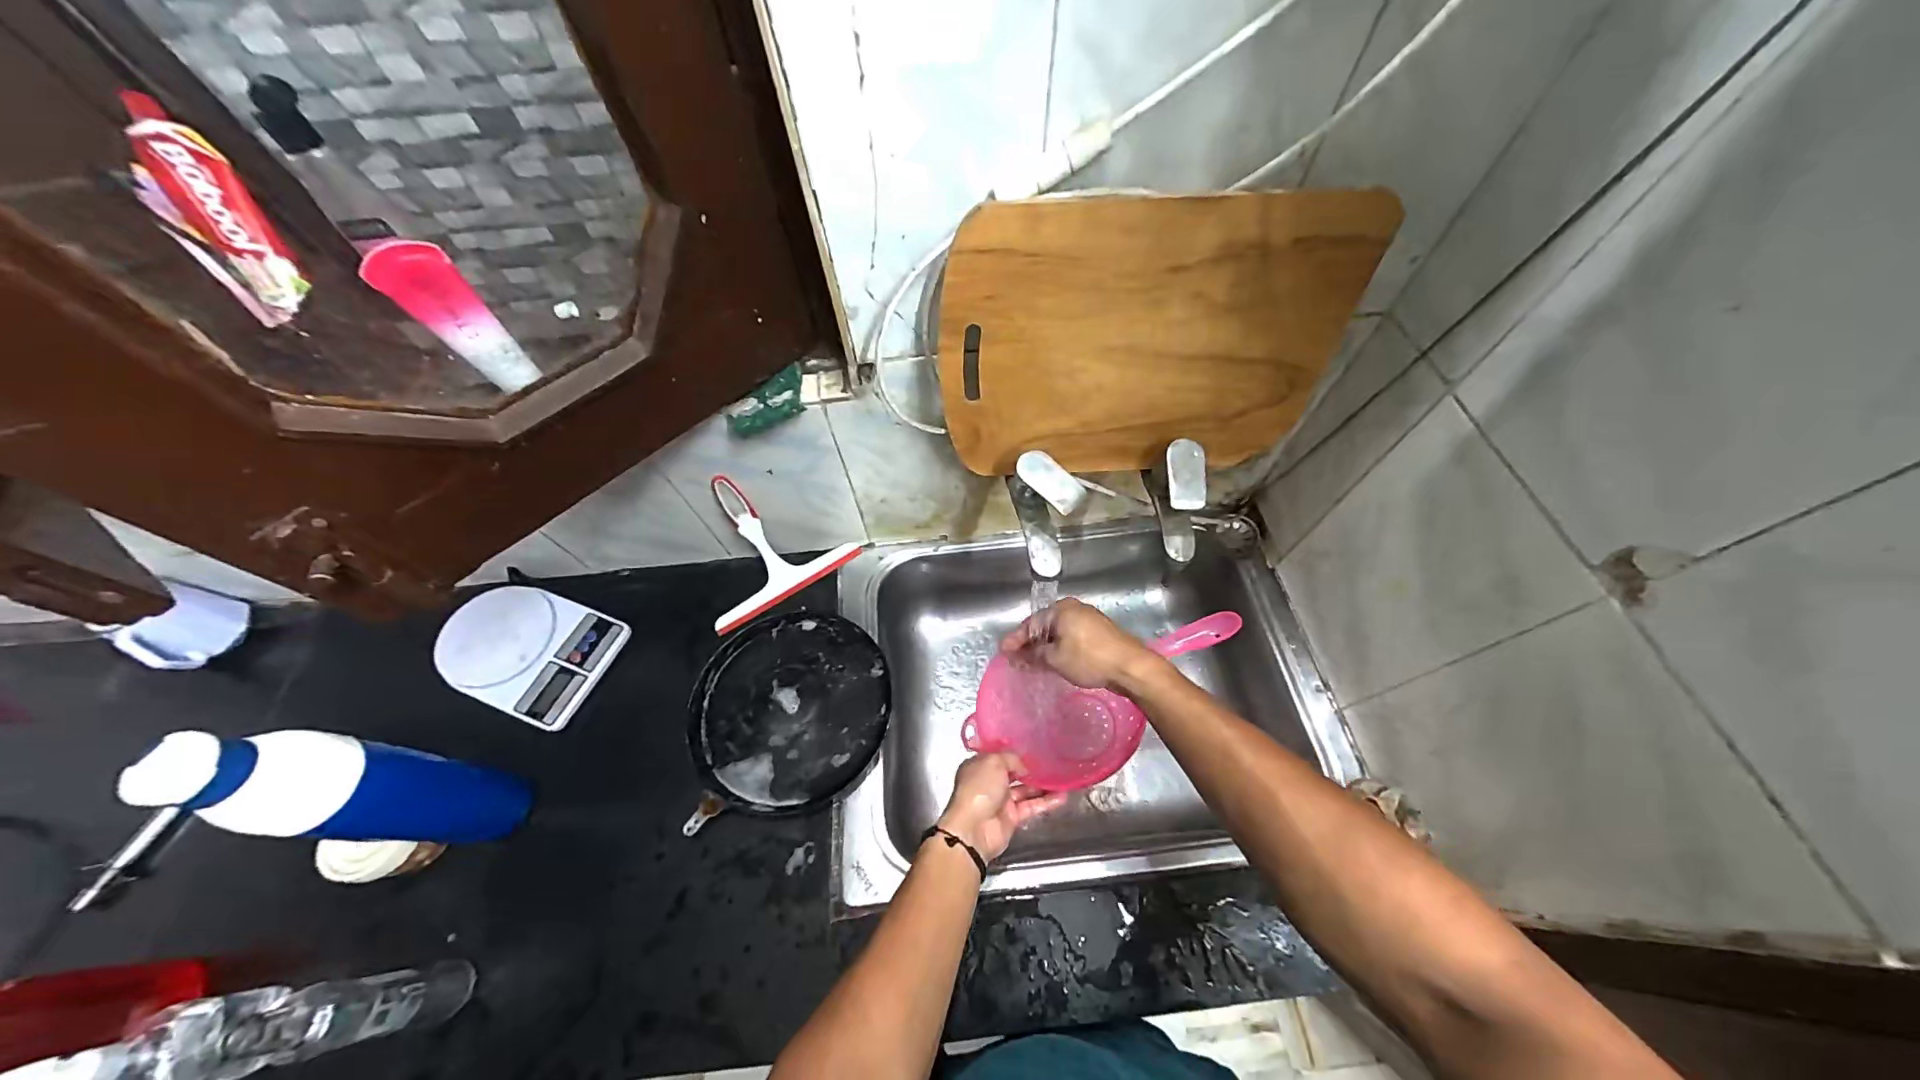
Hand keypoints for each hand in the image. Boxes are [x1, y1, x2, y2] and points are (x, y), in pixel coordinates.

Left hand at [935, 753, 1068, 861]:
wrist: (973, 829)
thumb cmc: (979, 789)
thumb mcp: (993, 762)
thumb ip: (1011, 759)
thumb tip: (1023, 766)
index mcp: (979, 766)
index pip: (999, 757)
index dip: (1015, 753)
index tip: (1034, 749)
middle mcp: (989, 782)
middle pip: (1014, 774)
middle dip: (1032, 769)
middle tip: (1053, 762)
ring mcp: (1001, 801)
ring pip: (1025, 790)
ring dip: (1043, 785)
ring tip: (1063, 778)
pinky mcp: (1012, 818)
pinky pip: (1031, 806)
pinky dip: (1046, 802)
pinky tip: (1062, 796)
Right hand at [1000, 597, 1164, 692]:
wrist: (1131, 667)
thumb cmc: (1089, 659)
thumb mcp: (1055, 659)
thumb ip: (1034, 655)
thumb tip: (1018, 656)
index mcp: (1061, 609)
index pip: (1030, 624)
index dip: (1015, 640)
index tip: (1003, 653)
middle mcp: (1073, 609)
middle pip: (1044, 626)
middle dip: (1029, 644)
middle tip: (1015, 659)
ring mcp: (1087, 619)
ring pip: (1058, 633)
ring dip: (1044, 648)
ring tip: (1031, 663)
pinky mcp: (1098, 633)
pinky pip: (1070, 637)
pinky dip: (1059, 648)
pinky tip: (1053, 661)